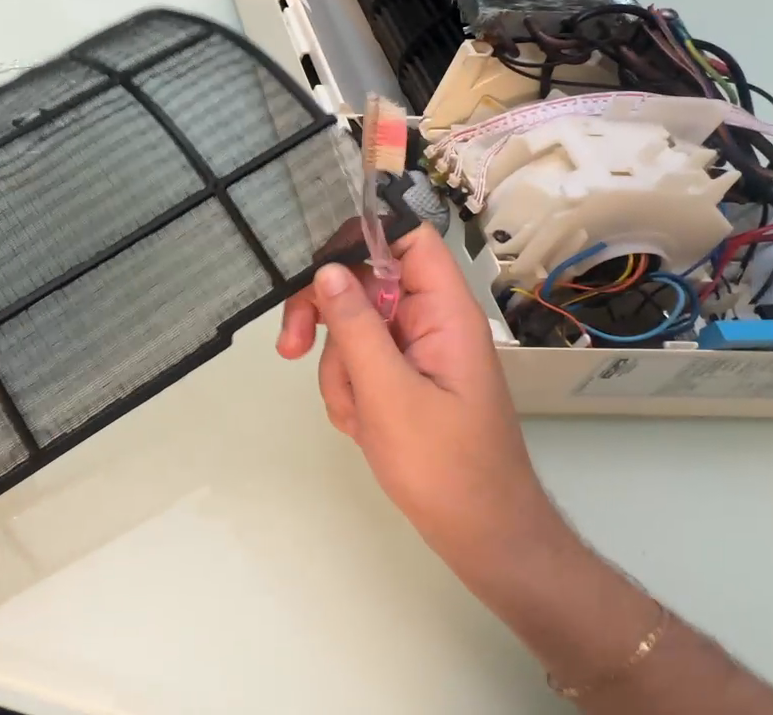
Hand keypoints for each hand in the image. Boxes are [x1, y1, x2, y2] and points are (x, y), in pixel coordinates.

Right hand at [276, 224, 568, 569]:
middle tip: (291, 348)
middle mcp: (430, 322)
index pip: (409, 240)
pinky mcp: (402, 379)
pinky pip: (357, 363)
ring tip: (357, 415)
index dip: (363, 236)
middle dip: (326, 317)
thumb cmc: (445, 465)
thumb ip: (354, 327)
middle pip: (364, 284)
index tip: (314, 261)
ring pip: (352, 328)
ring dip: (338, 369)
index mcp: (444, 312)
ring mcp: (415, 352)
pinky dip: (348, 391)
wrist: (481, 537)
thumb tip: (325, 269)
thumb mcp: (388, 393)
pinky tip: (362, 426)